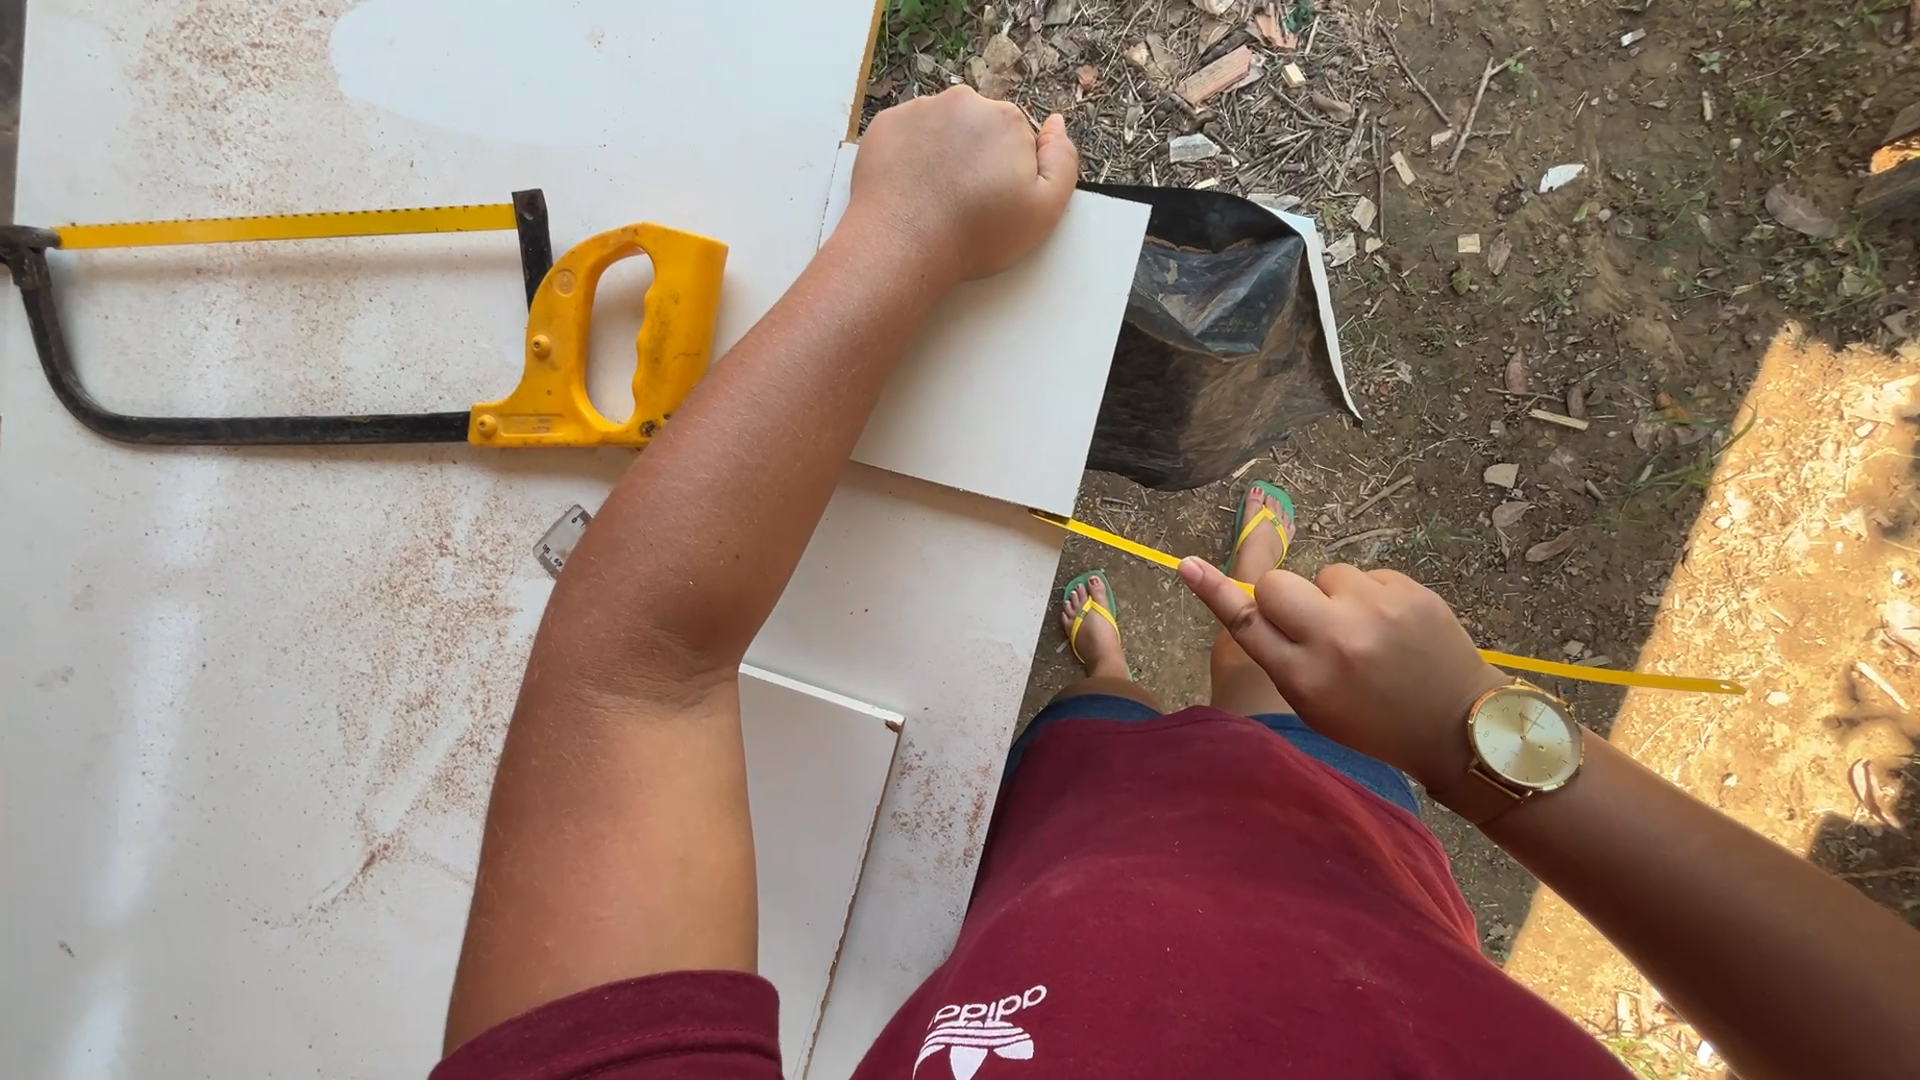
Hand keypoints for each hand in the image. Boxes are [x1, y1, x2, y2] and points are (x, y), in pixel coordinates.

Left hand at [848, 85, 1077, 281]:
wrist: (905, 245)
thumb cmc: (975, 236)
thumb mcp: (1043, 212)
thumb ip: (1063, 163)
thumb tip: (1056, 125)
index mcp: (1006, 119)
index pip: (1015, 139)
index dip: (1008, 173)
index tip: (995, 201)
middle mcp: (964, 102)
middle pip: (977, 128)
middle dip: (974, 159)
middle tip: (964, 202)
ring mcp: (921, 110)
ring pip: (940, 129)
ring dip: (941, 155)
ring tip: (934, 199)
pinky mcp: (887, 124)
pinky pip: (906, 135)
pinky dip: (909, 157)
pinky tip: (911, 190)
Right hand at [1179, 558, 1509, 789]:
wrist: (1460, 727)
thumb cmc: (1372, 722)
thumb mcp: (1312, 702)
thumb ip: (1277, 653)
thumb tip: (1249, 600)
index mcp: (1305, 677)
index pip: (1246, 622)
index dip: (1214, 591)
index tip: (1188, 564)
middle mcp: (1336, 639)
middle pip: (1277, 584)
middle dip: (1284, 595)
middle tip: (1310, 621)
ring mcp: (1377, 610)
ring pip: (1326, 574)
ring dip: (1335, 597)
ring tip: (1365, 631)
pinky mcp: (1412, 591)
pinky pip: (1366, 575)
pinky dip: (1371, 596)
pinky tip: (1393, 626)